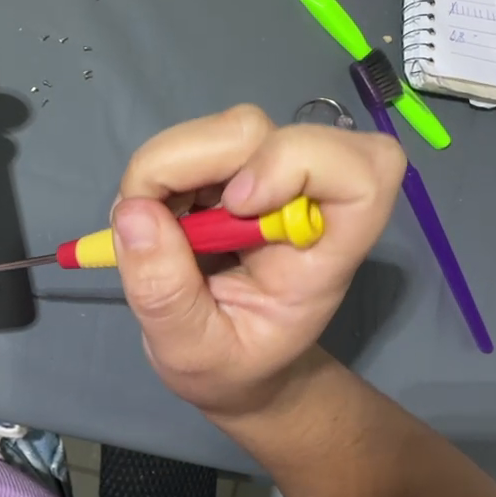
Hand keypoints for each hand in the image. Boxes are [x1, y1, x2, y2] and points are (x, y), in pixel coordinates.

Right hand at [112, 106, 405, 418]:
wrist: (236, 366)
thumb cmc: (229, 365)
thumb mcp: (190, 352)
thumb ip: (164, 293)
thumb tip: (132, 211)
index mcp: (323, 252)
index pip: (364, 169)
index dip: (297, 162)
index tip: (236, 206)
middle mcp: (303, 201)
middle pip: (261, 133)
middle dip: (191, 163)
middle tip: (153, 219)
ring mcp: (268, 179)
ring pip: (223, 130)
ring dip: (166, 169)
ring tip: (152, 228)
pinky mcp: (234, 171)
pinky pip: (194, 143)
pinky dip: (158, 172)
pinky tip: (156, 216)